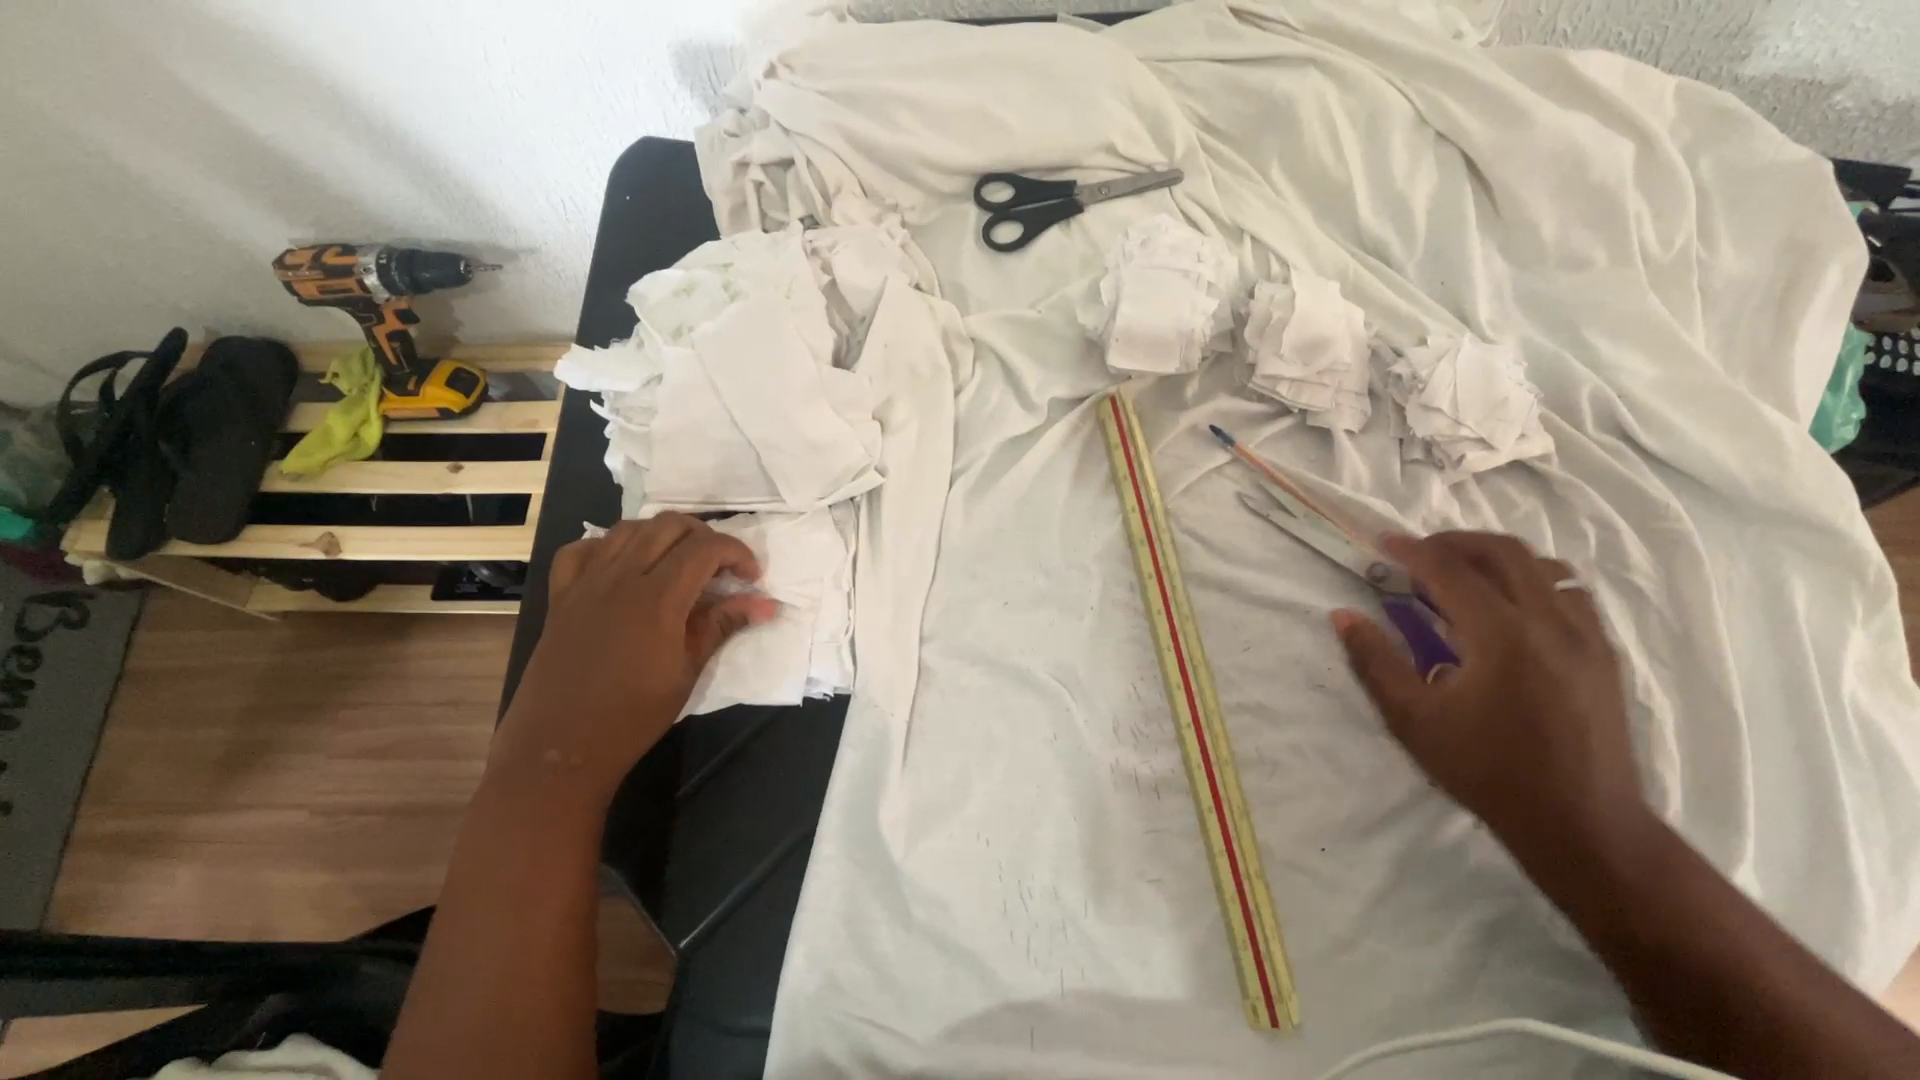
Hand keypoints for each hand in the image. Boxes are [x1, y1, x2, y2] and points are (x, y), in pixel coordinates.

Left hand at [490, 514, 777, 809]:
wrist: (562, 745)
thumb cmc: (634, 716)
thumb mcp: (688, 672)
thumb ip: (722, 626)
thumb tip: (766, 605)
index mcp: (658, 598)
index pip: (705, 547)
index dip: (737, 552)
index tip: (751, 577)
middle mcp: (621, 577)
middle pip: (669, 525)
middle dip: (704, 536)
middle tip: (719, 568)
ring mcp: (586, 583)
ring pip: (628, 529)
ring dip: (661, 535)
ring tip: (678, 562)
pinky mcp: (561, 595)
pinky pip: (581, 550)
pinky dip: (607, 547)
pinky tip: (621, 567)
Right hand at [1331, 532, 1646, 854]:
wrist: (1579, 822)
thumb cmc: (1487, 771)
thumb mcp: (1413, 720)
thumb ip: (1375, 662)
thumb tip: (1343, 616)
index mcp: (1501, 634)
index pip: (1450, 569)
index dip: (1411, 550)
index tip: (1381, 543)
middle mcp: (1550, 622)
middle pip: (1504, 552)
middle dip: (1455, 542)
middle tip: (1419, 552)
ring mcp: (1587, 636)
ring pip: (1545, 567)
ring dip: (1498, 559)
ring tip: (1465, 574)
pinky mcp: (1605, 654)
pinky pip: (1572, 594)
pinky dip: (1536, 582)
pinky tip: (1513, 608)